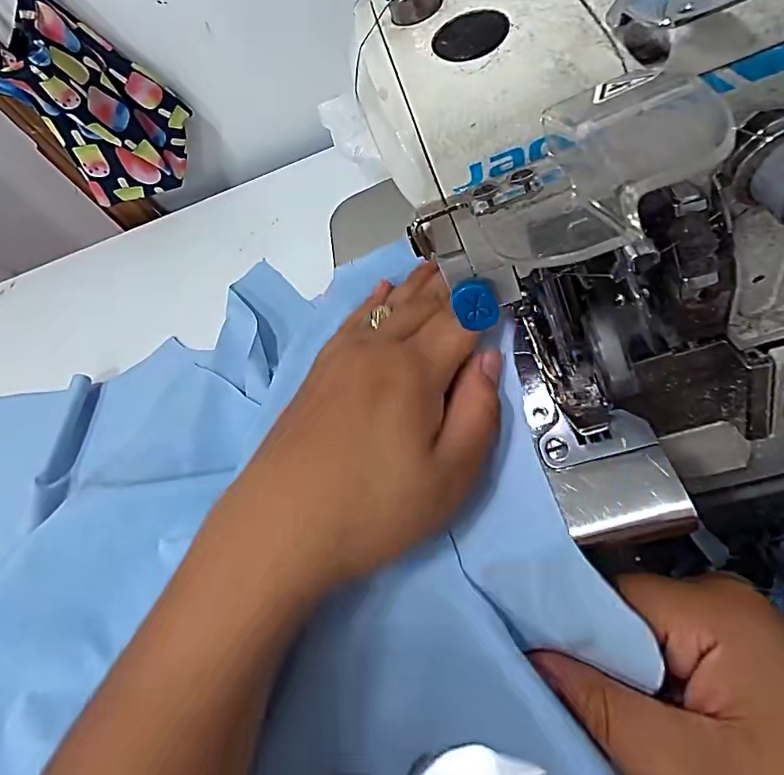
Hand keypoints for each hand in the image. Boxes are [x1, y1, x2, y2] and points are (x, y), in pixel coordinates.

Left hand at [214, 264, 501, 592]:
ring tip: (436, 265)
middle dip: (452, 286)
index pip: (460, 322)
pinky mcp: (319, 368)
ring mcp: (343, 355)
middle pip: (423, 306)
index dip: (483, 304)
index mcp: (415, 371)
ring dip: (416, 285)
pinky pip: (353, 319)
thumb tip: (486, 358)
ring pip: (389, 306)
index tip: (501, 284)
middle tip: (472, 261)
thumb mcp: (449, 476)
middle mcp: (378, 350)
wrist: (282, 522)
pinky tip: (381, 289)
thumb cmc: (374, 508)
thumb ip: (478, 412)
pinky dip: (373, 300)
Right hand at [531, 574, 783, 774]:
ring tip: (623, 737)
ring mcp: (742, 635)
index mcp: (717, 606)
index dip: (563, 631)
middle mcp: (728, 605)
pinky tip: (655, 739)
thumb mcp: (691, 770)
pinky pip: (677, 668)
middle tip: (578, 717)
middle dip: (597, 669)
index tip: (526, 660)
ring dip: (625, 690)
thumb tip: (535, 659)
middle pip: (623, 620)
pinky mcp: (749, 667)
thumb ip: (605, 708)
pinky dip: (657, 701)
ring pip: (647, 649)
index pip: (604, 596)